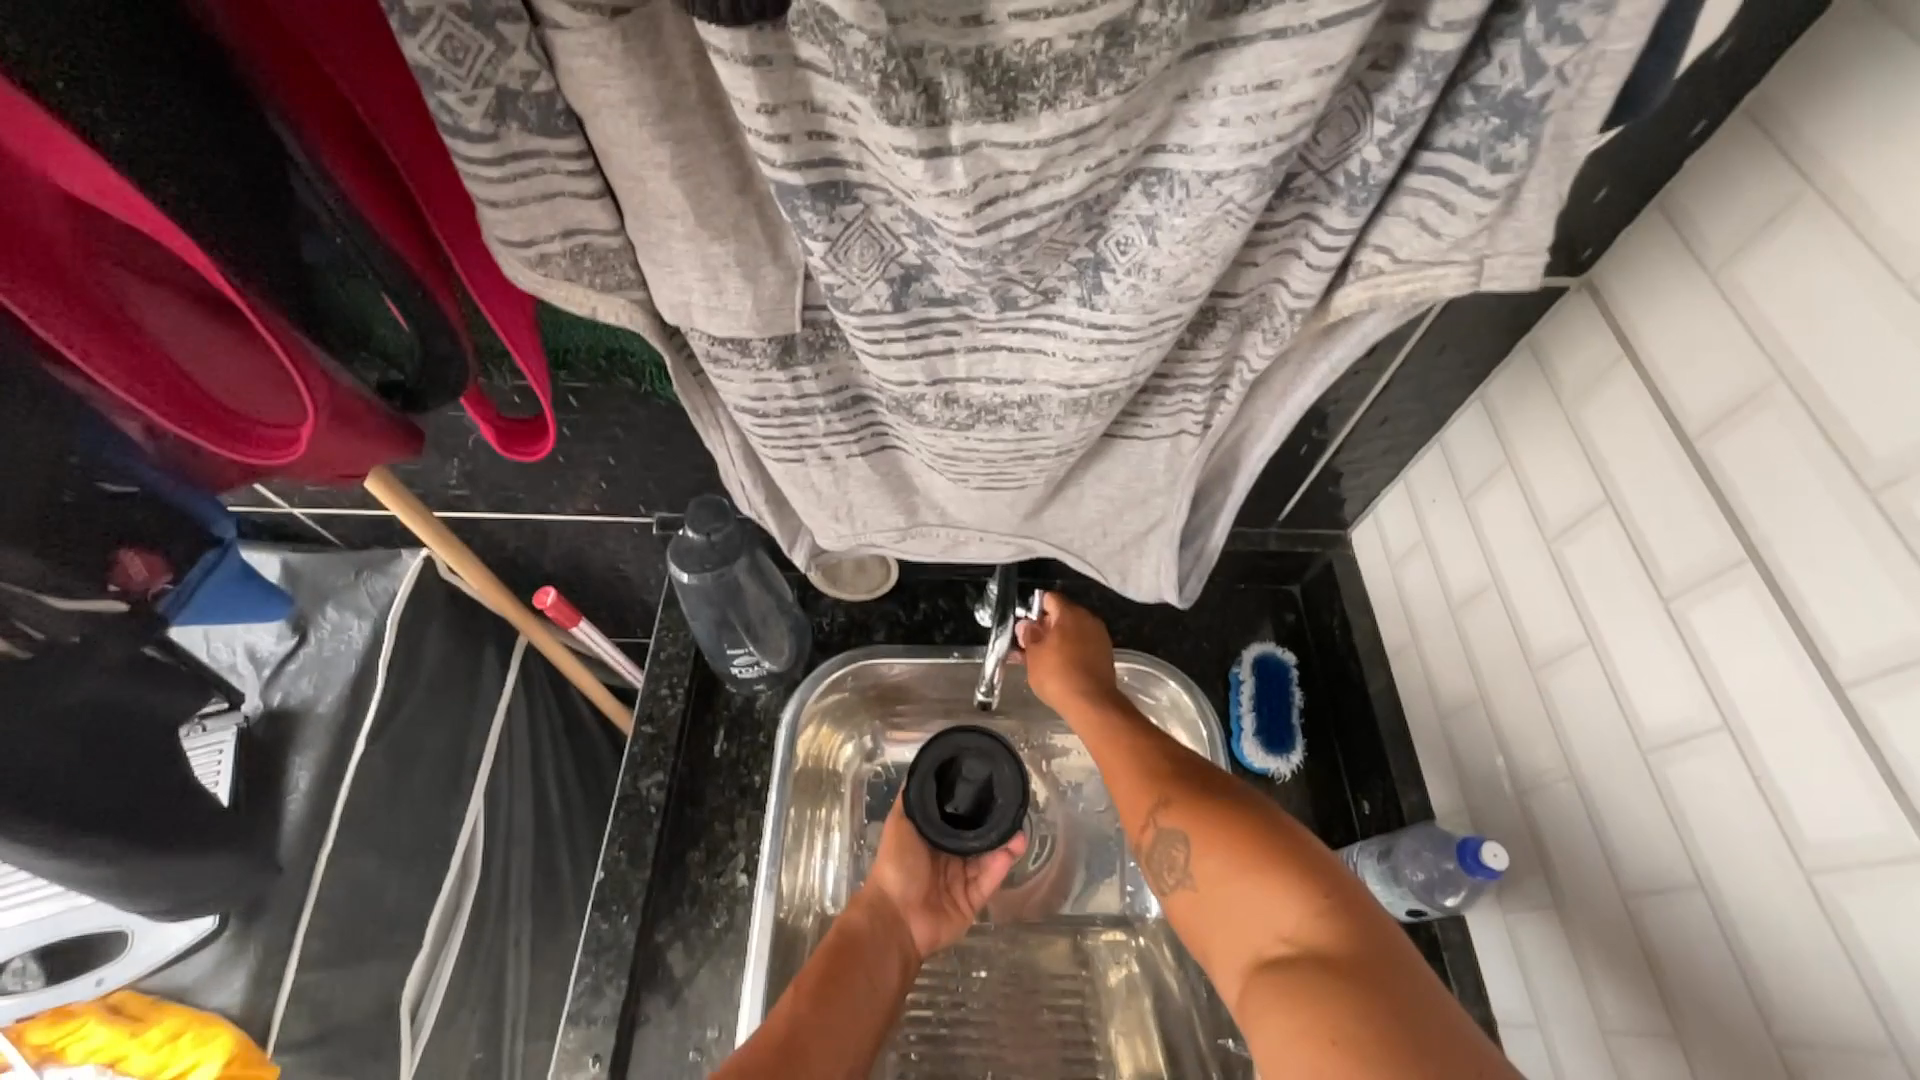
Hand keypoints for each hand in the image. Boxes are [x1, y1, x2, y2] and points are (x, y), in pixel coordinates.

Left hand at [864, 793, 1027, 960]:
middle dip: (994, 826)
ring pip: (988, 858)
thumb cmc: (895, 866)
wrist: (896, 916)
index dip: (973, 807)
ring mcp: (961, 880)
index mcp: (932, 840)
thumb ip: (913, 799)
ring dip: (1004, 844)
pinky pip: (990, 880)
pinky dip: (1002, 865)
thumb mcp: (900, 823)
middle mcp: (948, 858)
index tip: (989, 789)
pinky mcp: (973, 900)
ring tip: (1019, 829)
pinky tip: (1013, 848)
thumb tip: (922, 769)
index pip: (957, 820)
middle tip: (1012, 810)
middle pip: (977, 839)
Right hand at [1014, 591, 1124, 714]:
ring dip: (1060, 640)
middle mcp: (1088, 619)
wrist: (1092, 703)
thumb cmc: (1057, 675)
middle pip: (1063, 614)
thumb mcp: (1033, 655)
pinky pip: (1084, 644)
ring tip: (1045, 659)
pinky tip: (1062, 667)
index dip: (1034, 610)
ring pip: (1074, 631)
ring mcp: (1100, 636)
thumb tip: (1026, 625)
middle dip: (1047, 626)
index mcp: (1069, 613)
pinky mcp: (1106, 653)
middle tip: (1032, 645)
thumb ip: (1028, 636)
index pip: (1049, 598)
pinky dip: (1073, 650)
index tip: (1026, 628)